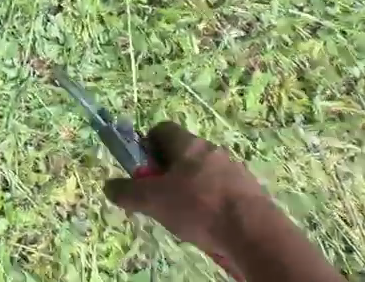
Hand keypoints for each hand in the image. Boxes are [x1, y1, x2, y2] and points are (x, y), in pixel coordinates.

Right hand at [103, 122, 264, 258]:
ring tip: (189, 218)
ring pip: (205, 174)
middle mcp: (211, 150)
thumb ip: (128, 192)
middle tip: (163, 198)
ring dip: (194, 190)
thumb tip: (108, 187)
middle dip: (171, 173)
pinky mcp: (252, 194)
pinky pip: (225, 193)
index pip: (161, 129)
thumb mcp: (154, 201)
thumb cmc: (199, 207)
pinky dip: (215, 206)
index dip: (148, 146)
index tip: (145, 170)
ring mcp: (235, 171)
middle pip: (184, 153)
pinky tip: (213, 227)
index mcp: (186, 143)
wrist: (256, 234)